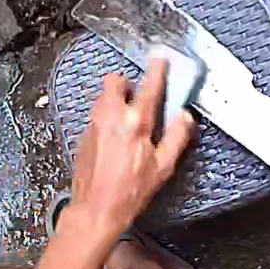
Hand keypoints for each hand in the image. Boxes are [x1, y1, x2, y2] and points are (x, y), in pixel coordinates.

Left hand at [68, 58, 195, 239]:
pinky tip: (115, 136)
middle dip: (127, 83)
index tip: (161, 59)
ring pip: (103, 97)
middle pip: (114, 81)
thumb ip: (176, 137)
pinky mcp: (84, 136)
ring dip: (116, 99)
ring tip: (128, 117)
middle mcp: (111, 118)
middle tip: (138, 95)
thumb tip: (185, 117)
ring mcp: (94, 125)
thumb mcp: (162, 167)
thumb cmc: (128, 192)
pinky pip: (96, 115)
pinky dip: (106, 117)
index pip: (149, 87)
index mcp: (135, 123)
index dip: (157, 70)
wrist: (96, 209)